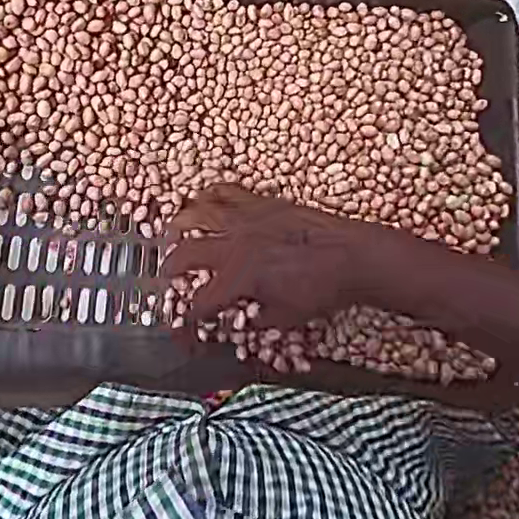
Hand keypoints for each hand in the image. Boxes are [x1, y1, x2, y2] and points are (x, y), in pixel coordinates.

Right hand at [159, 185, 425, 330]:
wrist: (351, 256)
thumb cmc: (322, 290)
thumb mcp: (286, 318)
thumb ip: (255, 319)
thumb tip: (242, 321)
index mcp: (239, 278)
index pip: (200, 301)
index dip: (188, 318)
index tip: (186, 326)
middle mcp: (235, 245)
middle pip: (187, 254)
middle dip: (171, 269)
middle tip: (168, 275)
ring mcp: (246, 219)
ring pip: (198, 213)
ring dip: (181, 224)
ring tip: (174, 230)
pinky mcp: (260, 202)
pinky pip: (227, 192)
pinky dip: (211, 196)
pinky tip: (206, 200)